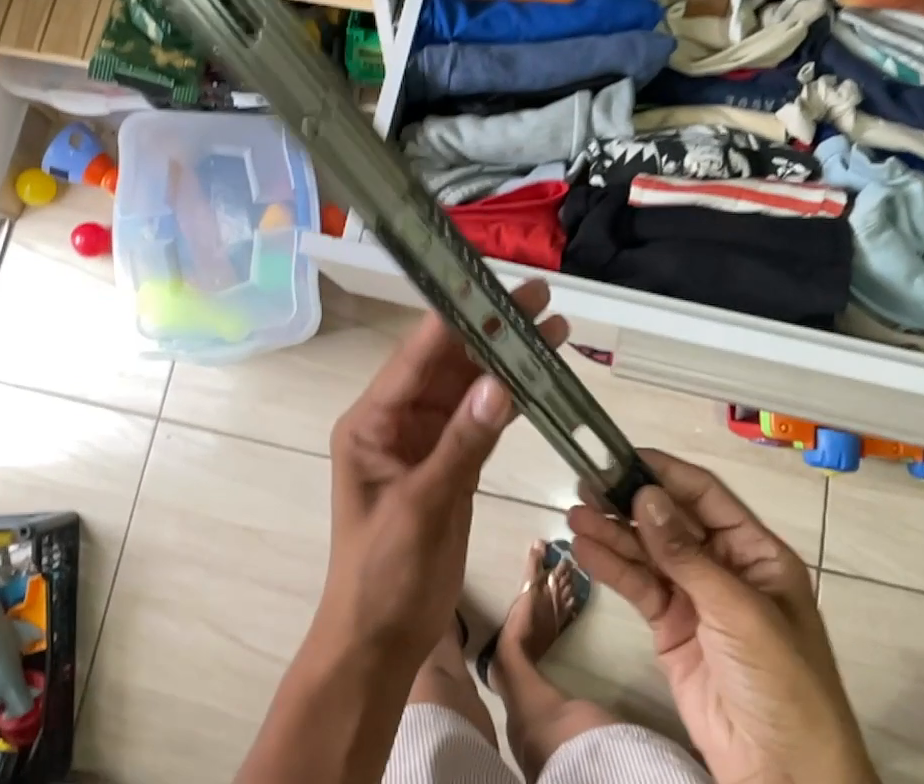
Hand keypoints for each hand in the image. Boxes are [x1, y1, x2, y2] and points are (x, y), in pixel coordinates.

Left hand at [314, 281, 567, 667]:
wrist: (381, 638)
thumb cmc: (382, 573)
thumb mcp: (419, 506)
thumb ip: (461, 445)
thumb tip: (501, 383)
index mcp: (371, 423)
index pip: (415, 358)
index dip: (454, 319)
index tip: (492, 285)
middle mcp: (397, 423)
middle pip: (447, 366)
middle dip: (490, 332)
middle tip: (537, 297)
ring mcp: (425, 444)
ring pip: (469, 390)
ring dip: (506, 362)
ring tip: (552, 327)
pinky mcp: (451, 467)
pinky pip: (482, 424)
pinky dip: (510, 403)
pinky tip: (540, 380)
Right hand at [568, 451, 876, 783]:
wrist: (783, 769)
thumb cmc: (781, 680)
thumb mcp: (739, 611)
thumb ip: (687, 555)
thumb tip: (645, 495)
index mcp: (755, 552)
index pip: (706, 497)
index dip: (666, 473)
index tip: (622, 456)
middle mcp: (723, 566)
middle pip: (669, 522)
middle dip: (629, 502)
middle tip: (585, 484)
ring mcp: (694, 597)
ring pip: (647, 553)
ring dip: (612, 533)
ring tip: (573, 514)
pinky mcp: (670, 627)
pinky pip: (638, 587)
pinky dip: (611, 568)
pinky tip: (585, 549)